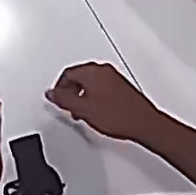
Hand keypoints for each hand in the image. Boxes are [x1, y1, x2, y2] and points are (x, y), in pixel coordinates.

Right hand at [46, 63, 172, 143]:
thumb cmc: (119, 115)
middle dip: (70, 91)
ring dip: (82, 94)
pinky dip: (94, 95)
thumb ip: (63, 99)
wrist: (144, 124)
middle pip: (78, 76)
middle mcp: (104, 70)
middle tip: (67, 104)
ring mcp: (114, 77)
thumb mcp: (83, 109)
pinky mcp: (121, 85)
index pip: (67, 74)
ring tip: (81, 111)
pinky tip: (95, 110)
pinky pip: (101, 86)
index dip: (59, 88)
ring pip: (90, 81)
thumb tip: (51, 93)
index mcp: (92, 71)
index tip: (57, 98)